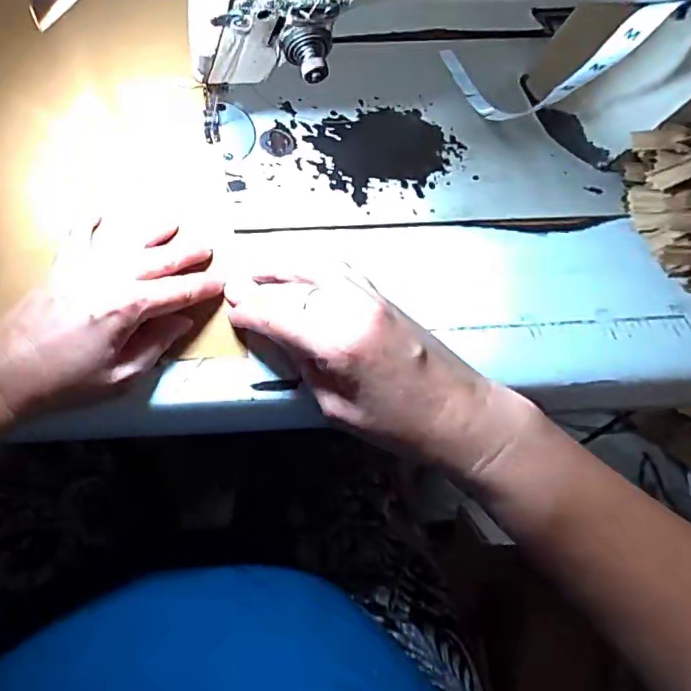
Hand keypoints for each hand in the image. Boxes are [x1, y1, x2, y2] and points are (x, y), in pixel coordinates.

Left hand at [0, 217, 223, 424]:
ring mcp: (85, 264)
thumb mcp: (118, 376)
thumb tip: (180, 321)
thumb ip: (154, 345)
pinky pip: (81, 233)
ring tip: (172, 223)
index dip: (202, 288)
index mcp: (128, 307)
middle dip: (187, 253)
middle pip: (159, 259)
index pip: (177, 292)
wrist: (8, 367)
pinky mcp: (62, 263)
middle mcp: (110, 276)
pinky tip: (104, 216)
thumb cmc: (65, 380)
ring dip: (152, 230)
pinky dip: (94, 222)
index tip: (221, 282)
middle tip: (207, 247)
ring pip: (127, 238)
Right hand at [224, 264, 536, 477]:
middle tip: (234, 288)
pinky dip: (309, 265)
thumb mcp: (334, 405)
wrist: (460, 413)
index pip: (275, 313)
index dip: (248, 311)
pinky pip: (335, 267)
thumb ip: (300, 362)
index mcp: (336, 340)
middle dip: (257, 287)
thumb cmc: (397, 424)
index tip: (230, 311)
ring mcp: (367, 294)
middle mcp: (349, 307)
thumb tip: (273, 333)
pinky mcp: (380, 292)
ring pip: (311, 266)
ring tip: (257, 272)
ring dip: (280, 268)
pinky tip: (297, 272)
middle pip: (289, 286)